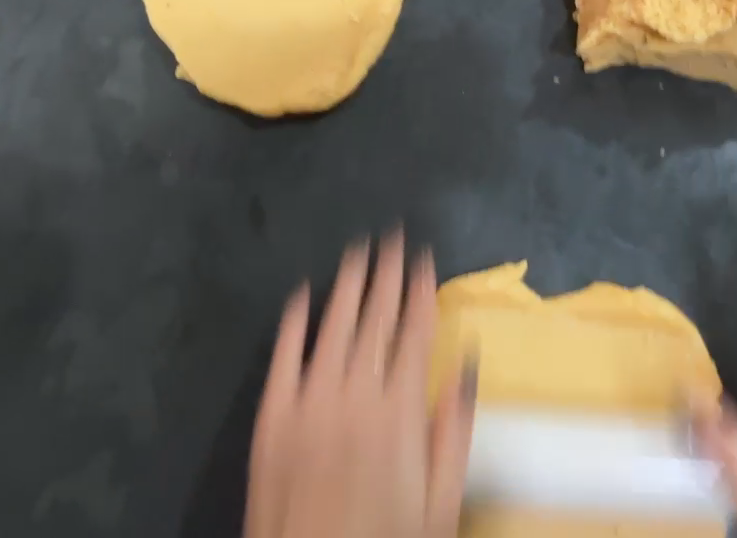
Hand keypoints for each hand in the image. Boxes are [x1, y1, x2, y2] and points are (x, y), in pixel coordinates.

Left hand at [246, 232, 475, 537]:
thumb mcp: (440, 501)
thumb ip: (454, 429)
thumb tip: (465, 362)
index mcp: (400, 410)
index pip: (415, 332)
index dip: (422, 290)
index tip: (426, 257)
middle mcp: (355, 393)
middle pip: (377, 319)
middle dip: (388, 273)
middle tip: (395, 236)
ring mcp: (309, 400)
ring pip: (334, 326)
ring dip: (349, 284)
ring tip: (360, 249)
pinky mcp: (271, 416)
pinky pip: (284, 356)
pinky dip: (294, 321)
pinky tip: (303, 293)